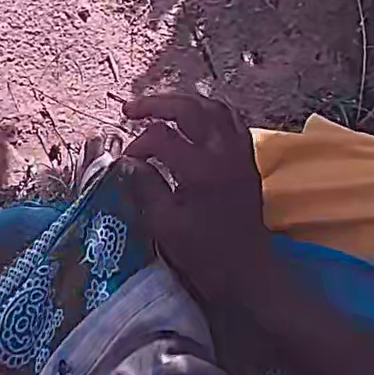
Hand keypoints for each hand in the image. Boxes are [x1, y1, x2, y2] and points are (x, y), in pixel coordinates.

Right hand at [121, 91, 278, 311]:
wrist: (246, 271)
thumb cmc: (202, 252)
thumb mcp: (163, 222)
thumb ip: (145, 185)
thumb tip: (129, 162)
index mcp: (201, 170)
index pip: (161, 137)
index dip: (138, 144)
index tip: (127, 162)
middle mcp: (224, 153)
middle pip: (190, 109)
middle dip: (156, 105)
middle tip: (130, 110)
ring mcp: (240, 153)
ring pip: (214, 108)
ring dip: (184, 103)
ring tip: (159, 109)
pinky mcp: (247, 160)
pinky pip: (230, 121)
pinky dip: (208, 113)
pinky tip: (192, 121)